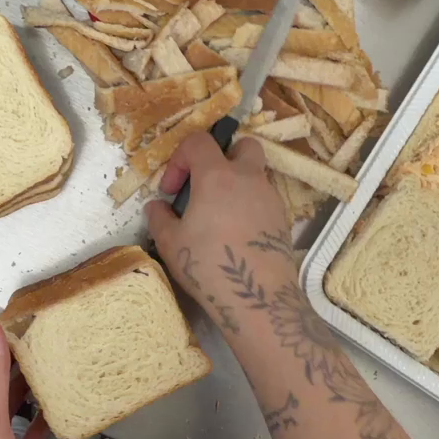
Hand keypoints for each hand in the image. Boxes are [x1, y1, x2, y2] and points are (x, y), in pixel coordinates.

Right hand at [145, 131, 295, 303]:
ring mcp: (270, 198)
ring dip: (236, 185)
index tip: (171, 191)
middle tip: (206, 187)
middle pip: (242, 146)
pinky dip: (248, 207)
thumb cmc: (207, 264)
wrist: (257, 296)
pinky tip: (236, 236)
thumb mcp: (170, 244)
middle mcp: (248, 178)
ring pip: (255, 175)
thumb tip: (156, 207)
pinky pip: (263, 200)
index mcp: (217, 176)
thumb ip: (159, 219)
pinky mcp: (282, 220)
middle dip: (222, 157)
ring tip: (218, 217)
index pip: (199, 142)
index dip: (179, 159)